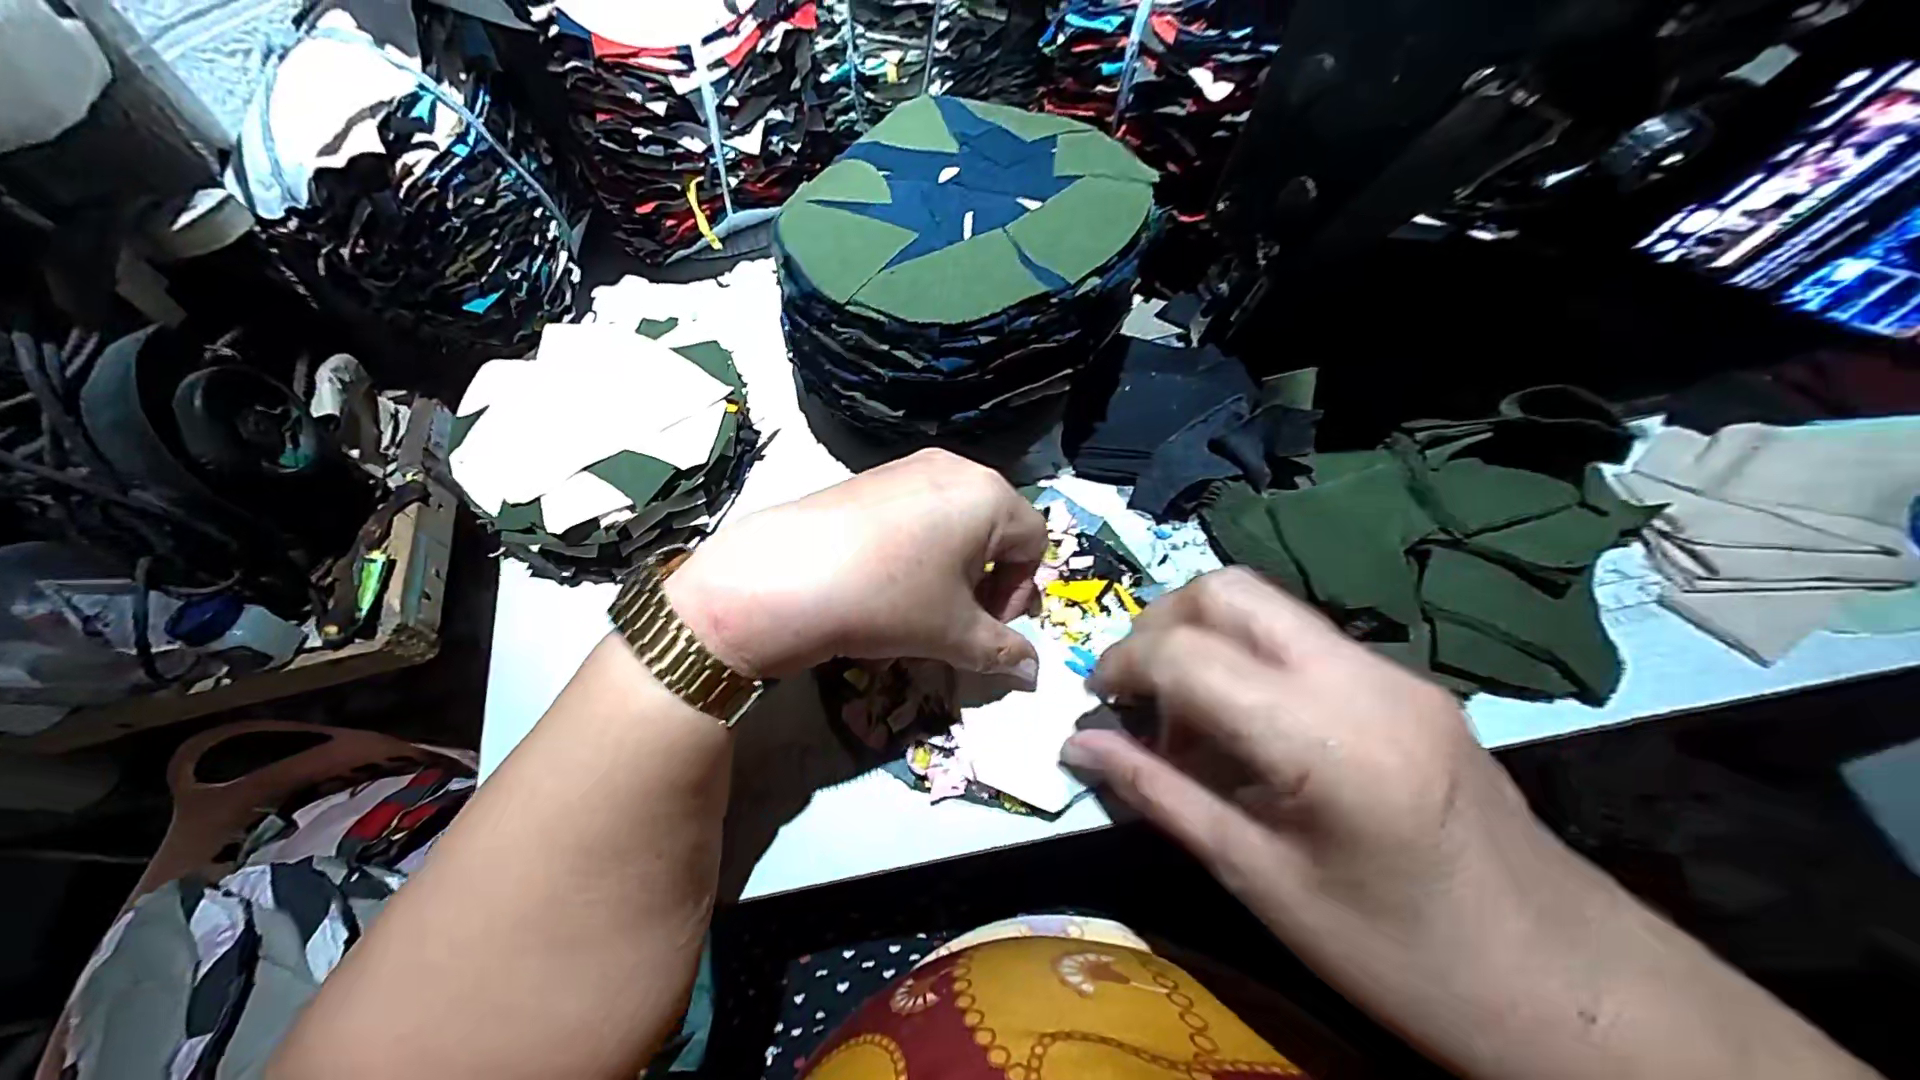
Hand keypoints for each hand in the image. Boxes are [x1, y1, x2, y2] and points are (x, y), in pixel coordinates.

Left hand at [664, 448, 1045, 679]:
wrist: (783, 578)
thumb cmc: (890, 600)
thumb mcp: (955, 632)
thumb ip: (1004, 651)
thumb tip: (1033, 672)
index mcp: (990, 494)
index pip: (1035, 543)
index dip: (1020, 591)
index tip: (988, 625)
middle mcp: (956, 468)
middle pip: (997, 527)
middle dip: (988, 578)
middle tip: (960, 617)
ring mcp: (910, 466)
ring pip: (958, 520)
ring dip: (956, 565)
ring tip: (921, 601)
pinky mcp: (872, 476)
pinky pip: (921, 510)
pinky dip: (922, 546)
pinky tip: (889, 579)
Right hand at [1064, 567, 1537, 942]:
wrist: (1571, 984)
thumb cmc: (1398, 953)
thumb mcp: (1258, 880)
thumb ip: (1158, 796)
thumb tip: (1078, 746)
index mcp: (1325, 737)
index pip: (1189, 653)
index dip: (1123, 665)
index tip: (1098, 703)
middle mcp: (1360, 676)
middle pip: (1227, 591)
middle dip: (1158, 625)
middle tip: (1135, 690)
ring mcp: (1391, 670)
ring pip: (1264, 602)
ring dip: (1201, 635)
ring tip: (1183, 712)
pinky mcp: (1405, 680)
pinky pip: (1299, 637)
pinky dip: (1244, 656)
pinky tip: (1242, 724)